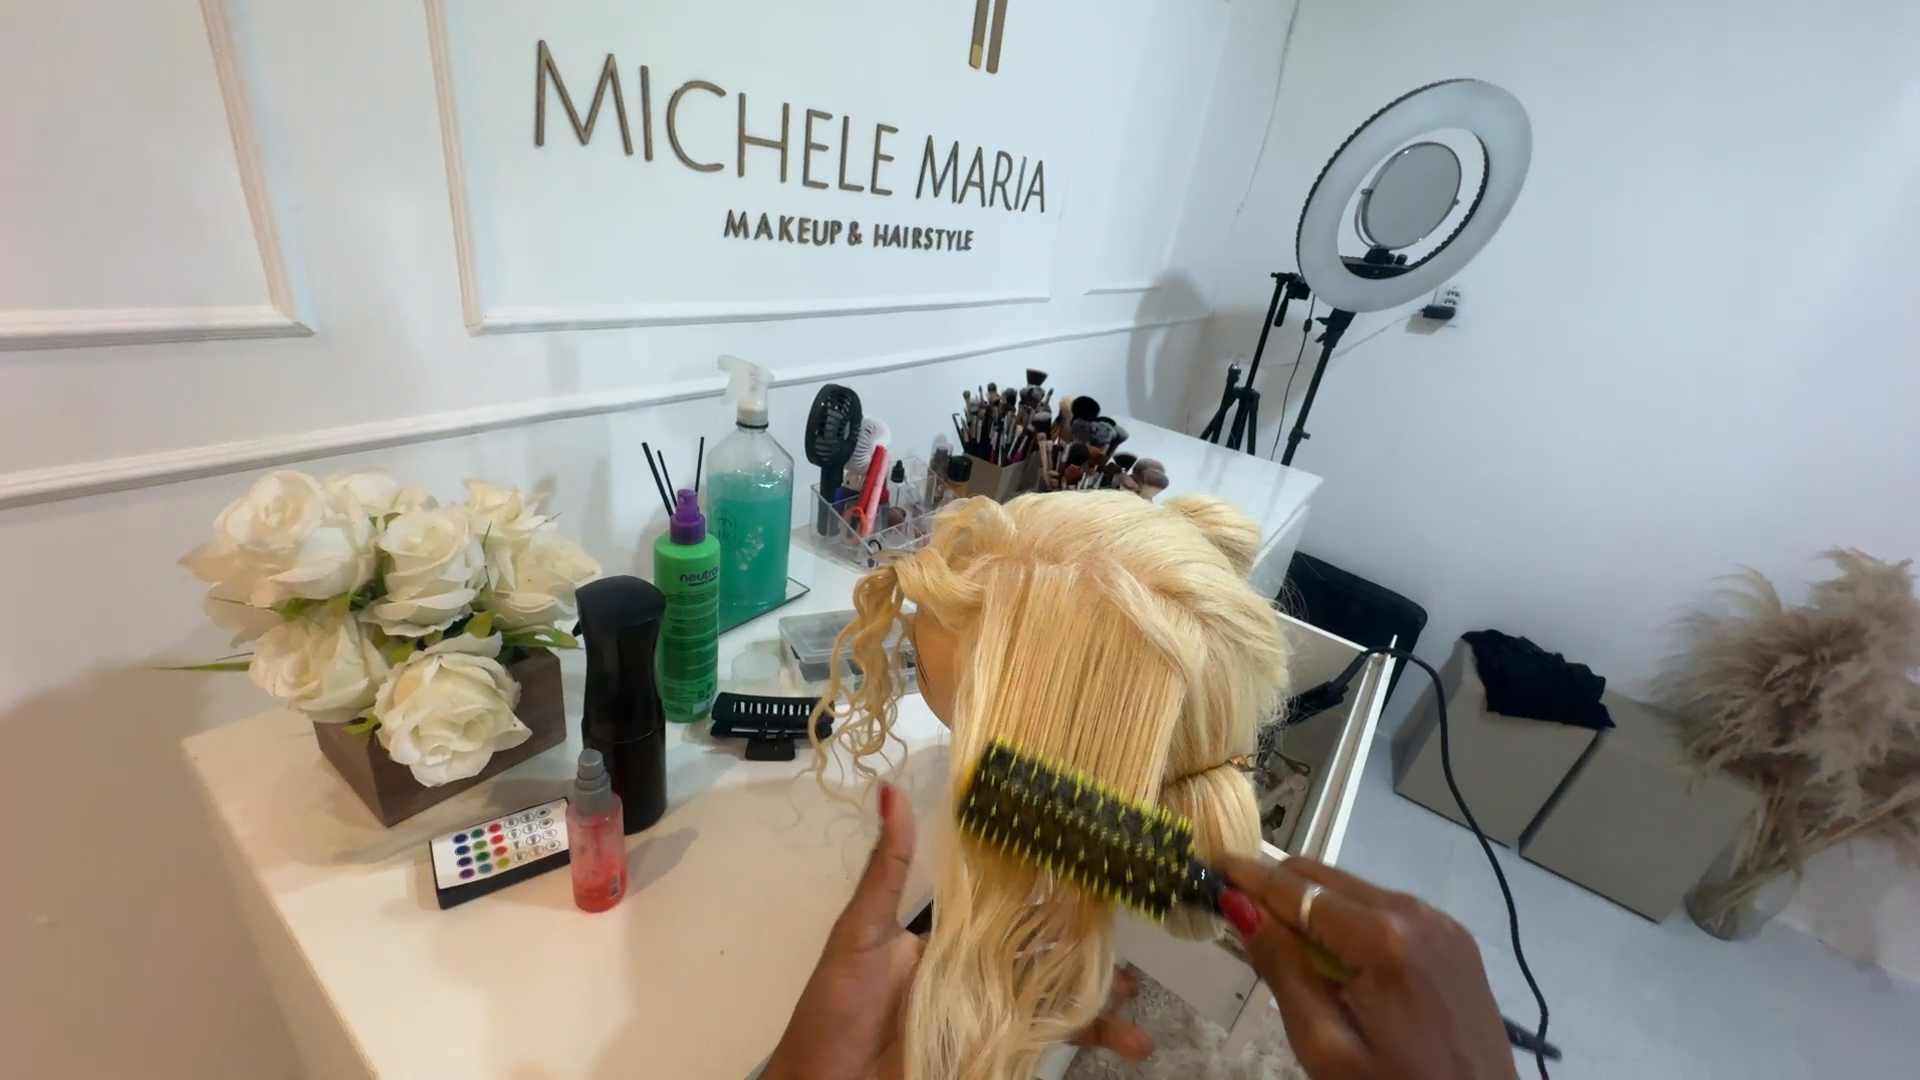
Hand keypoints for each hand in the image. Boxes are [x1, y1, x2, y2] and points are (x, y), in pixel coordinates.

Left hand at [762, 784, 1155, 1079]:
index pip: (1008, 894)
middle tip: (1127, 919)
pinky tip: (1132, 1044)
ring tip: (1139, 991)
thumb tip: (888, 787)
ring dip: (1099, 990)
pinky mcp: (999, 1050)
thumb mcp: (863, 929)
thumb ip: (888, 867)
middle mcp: (978, 963)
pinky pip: (1049, 1039)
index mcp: (951, 927)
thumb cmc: (840, 1001)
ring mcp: (992, 1009)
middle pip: (1042, 942)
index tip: (1086, 856)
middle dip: (1085, 934)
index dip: (1045, 876)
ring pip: (1055, 989)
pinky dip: (1090, 1040)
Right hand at [1219, 855, 1517, 1079]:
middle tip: (1239, 916)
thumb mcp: (1326, 1046)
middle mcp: (1413, 910)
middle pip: (1318, 875)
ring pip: (1346, 887)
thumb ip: (1280, 966)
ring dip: (1309, 906)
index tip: (1208, 866)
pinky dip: (1345, 920)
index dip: (1245, 875)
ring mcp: (1438, 921)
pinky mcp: (1451, 936)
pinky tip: (1337, 961)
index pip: (1293, 888)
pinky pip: (1378, 907)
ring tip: (1290, 951)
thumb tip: (1235, 902)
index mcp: (1383, 938)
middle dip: (1274, 889)